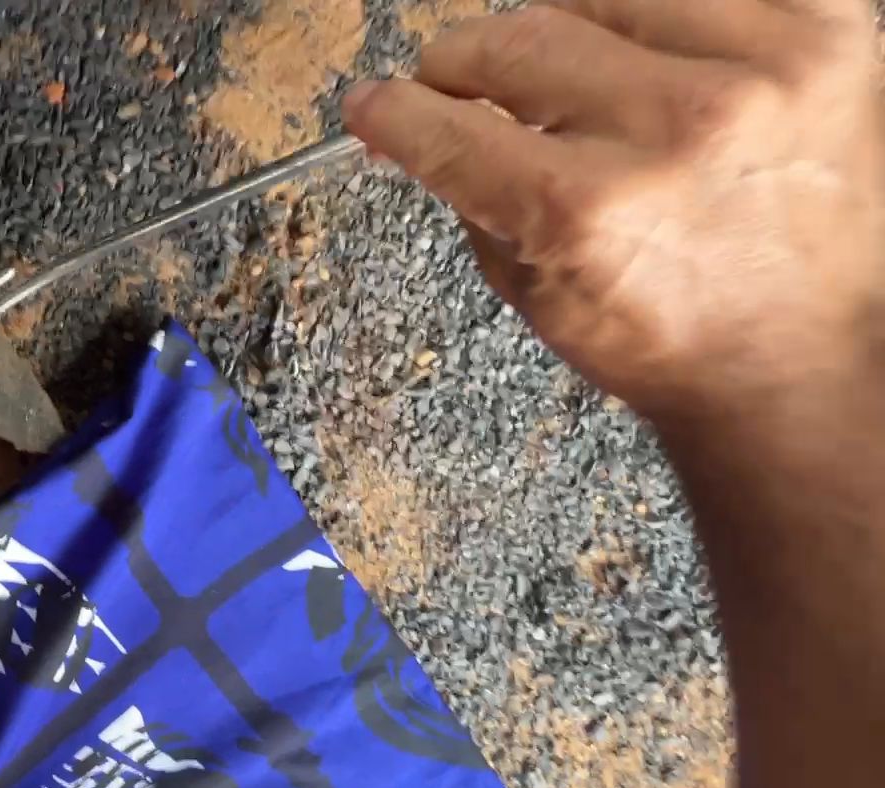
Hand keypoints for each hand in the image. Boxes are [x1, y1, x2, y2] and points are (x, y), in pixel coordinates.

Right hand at [343, 0, 882, 422]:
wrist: (789, 346)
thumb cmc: (648, 331)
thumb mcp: (523, 280)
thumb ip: (475, 193)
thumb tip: (425, 132)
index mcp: (582, 209)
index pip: (452, 132)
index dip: (390, 112)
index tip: (365, 103)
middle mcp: (673, 126)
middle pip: (519, 41)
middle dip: (454, 61)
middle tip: (439, 84)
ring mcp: (765, 65)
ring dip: (544, 30)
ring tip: (537, 74)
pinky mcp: (832, 27)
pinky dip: (636, 14)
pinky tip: (621, 55)